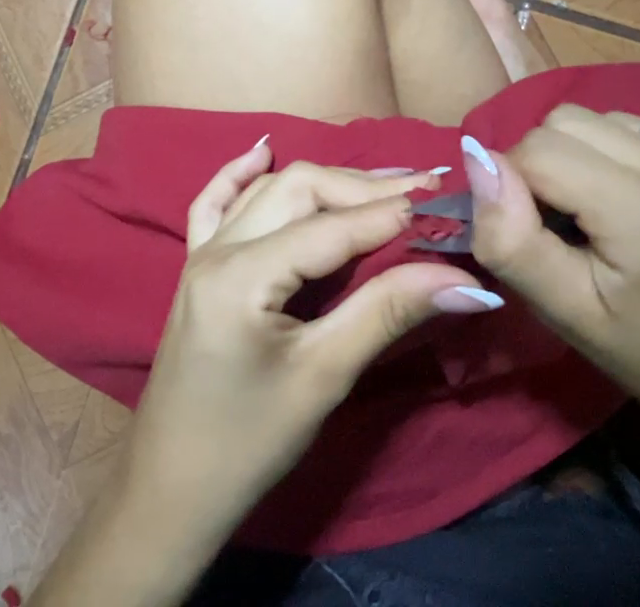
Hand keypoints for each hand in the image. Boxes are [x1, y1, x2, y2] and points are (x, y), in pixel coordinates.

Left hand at [128, 141, 498, 530]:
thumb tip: (468, 280)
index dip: (396, 213)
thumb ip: (387, 313)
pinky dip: (240, 175)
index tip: (452, 204)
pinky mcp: (195, 270)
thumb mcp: (323, 377)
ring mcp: (199, 256)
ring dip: (327, 184)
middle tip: (429, 193)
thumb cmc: (248, 443)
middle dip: (365, 188)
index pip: (332, 227)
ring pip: (268, 193)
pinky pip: (214, 205)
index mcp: (241, 274)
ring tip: (388, 183)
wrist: (172, 489)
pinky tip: (262, 149)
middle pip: (299, 191)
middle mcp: (216, 249)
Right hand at [461, 108, 639, 434]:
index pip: (541, 149)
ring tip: (613, 215)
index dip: (518, 183)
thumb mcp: (564, 313)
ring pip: (614, 118)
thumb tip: (478, 160)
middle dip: (550, 161)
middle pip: (574, 119)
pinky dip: (638, 161)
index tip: (535, 230)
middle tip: (568, 222)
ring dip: (594, 157)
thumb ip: (511, 239)